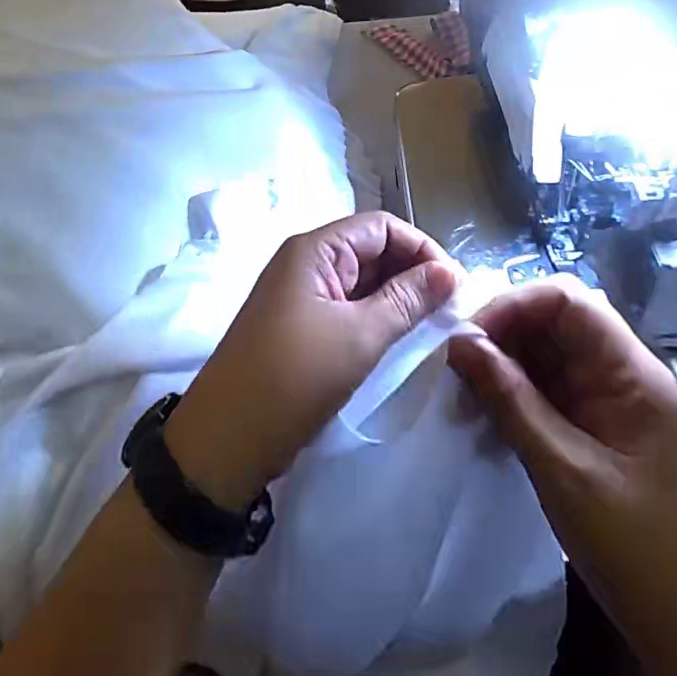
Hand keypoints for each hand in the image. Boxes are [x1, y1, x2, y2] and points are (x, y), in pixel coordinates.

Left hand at [164, 212, 459, 509]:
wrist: (223, 448)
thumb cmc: (293, 380)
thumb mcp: (360, 337)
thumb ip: (409, 299)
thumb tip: (451, 272)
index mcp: (315, 250)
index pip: (383, 227)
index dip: (422, 248)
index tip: (453, 284)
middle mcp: (308, 263)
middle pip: (374, 250)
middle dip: (415, 273)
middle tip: (450, 307)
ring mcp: (304, 295)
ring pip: (365, 280)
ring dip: (400, 296)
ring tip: (434, 323)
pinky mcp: (304, 326)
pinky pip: (352, 306)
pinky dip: (380, 316)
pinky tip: (404, 336)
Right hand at [447, 277, 676, 675]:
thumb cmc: (634, 544)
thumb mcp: (563, 469)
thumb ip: (512, 401)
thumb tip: (462, 344)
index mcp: (631, 369)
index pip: (569, 301)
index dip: (515, 305)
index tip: (467, 338)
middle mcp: (624, 370)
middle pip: (559, 322)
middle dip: (505, 335)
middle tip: (456, 369)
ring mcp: (613, 398)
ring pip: (552, 355)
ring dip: (507, 366)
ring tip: (463, 393)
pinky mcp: (600, 424)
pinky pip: (554, 389)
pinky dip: (519, 395)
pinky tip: (487, 414)